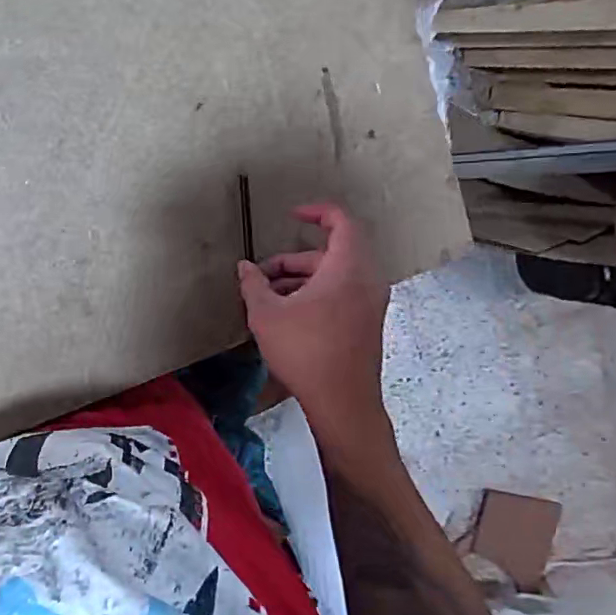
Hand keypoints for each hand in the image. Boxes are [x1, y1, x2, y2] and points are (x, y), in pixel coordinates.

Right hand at [238, 203, 388, 416]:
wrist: (342, 402)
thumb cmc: (305, 352)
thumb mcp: (266, 314)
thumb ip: (253, 285)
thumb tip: (245, 268)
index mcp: (347, 269)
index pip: (342, 222)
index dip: (317, 212)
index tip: (292, 215)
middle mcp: (366, 281)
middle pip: (331, 253)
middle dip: (293, 260)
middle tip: (262, 275)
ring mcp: (370, 304)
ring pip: (334, 276)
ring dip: (301, 279)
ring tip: (268, 298)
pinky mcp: (367, 323)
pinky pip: (342, 294)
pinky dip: (315, 294)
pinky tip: (287, 315)